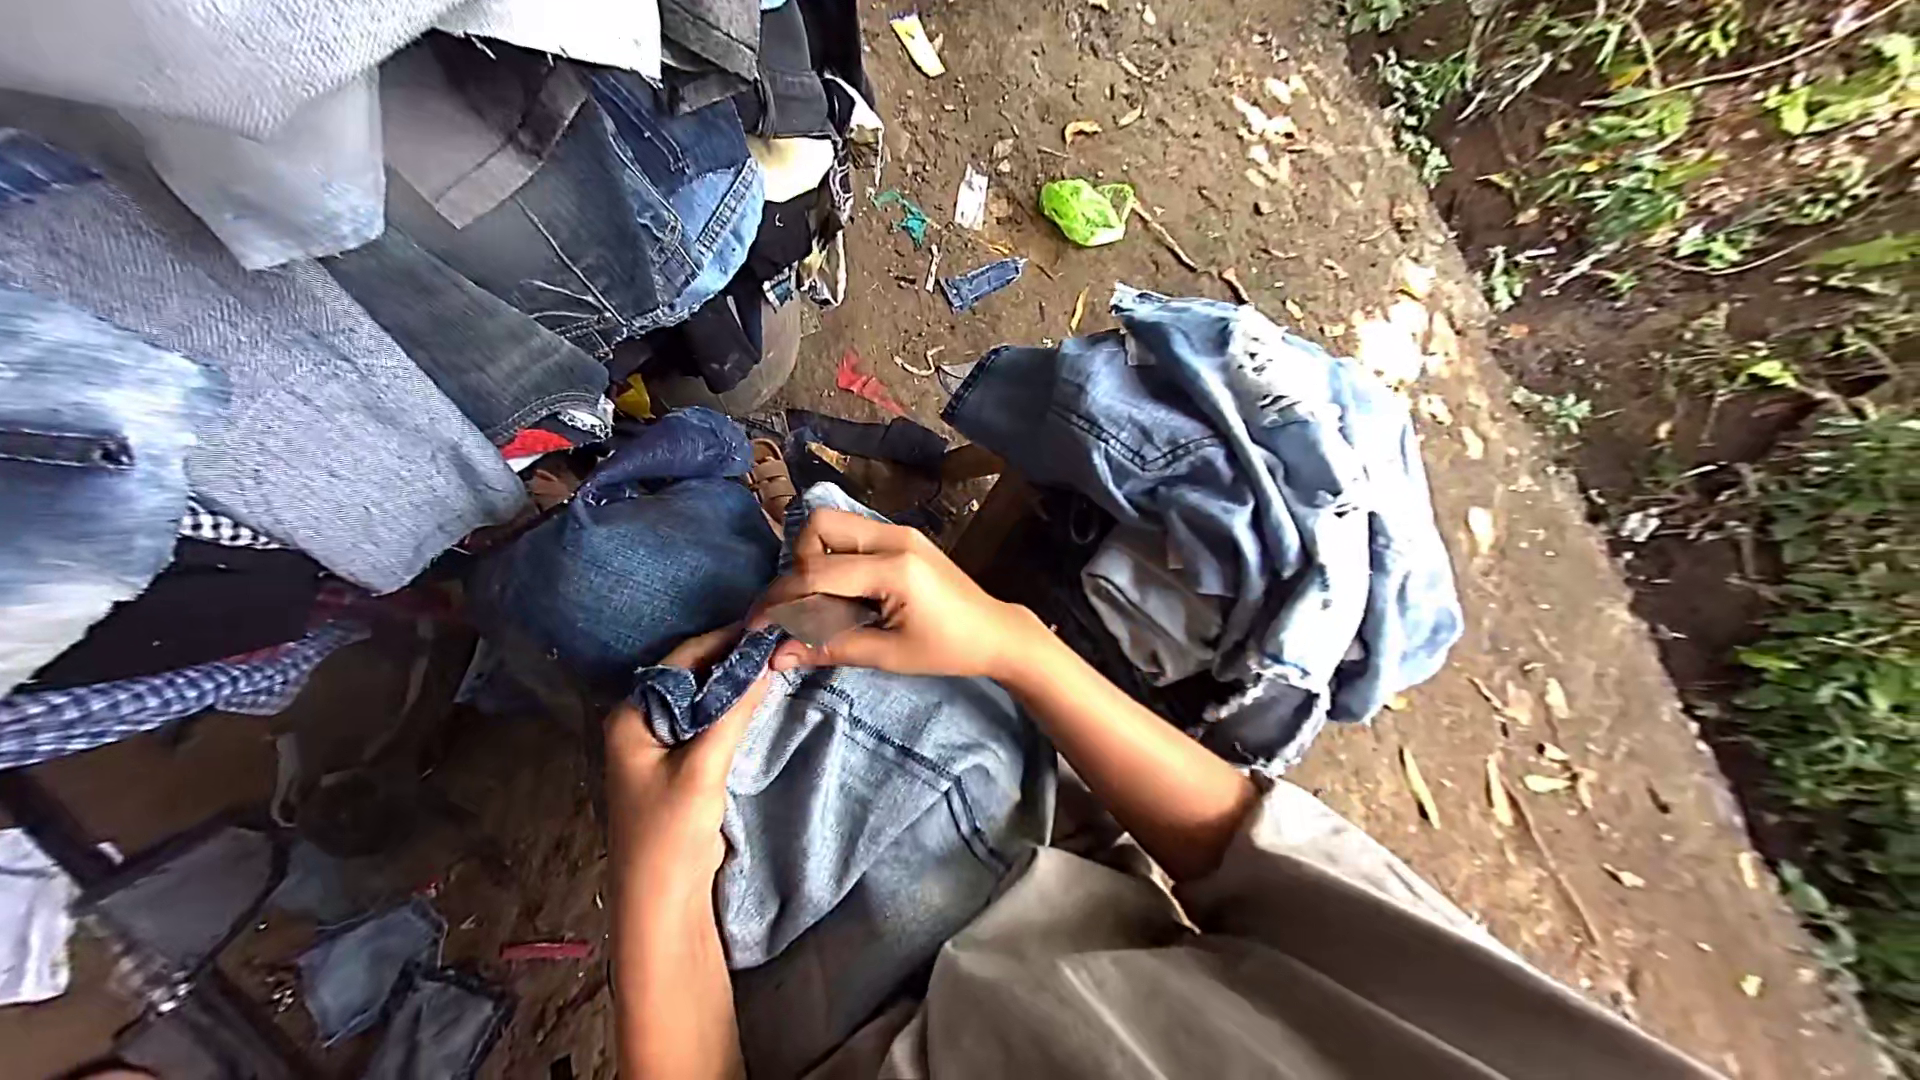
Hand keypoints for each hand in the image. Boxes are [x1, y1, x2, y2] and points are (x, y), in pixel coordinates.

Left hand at [605, 625, 770, 877]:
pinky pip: (707, 719)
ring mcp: (659, 742)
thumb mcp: (704, 766)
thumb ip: (732, 712)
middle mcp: (640, 722)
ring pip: (701, 697)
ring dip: (733, 683)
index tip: (764, 625)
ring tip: (772, 661)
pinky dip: (730, 707)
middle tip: (774, 641)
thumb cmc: (672, 831)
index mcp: (631, 717)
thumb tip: (764, 661)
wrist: (664, 900)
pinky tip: (757, 697)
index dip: (722, 640)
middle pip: (690, 676)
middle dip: (730, 659)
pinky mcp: (678, 760)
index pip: (680, 661)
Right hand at [754, 509, 1047, 680]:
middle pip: (819, 525)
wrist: (995, 631)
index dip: (779, 600)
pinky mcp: (904, 535)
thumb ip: (829, 648)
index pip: (816, 573)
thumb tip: (775, 656)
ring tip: (823, 599)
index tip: (757, 624)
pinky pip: (854, 534)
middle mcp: (894, 537)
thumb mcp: (887, 655)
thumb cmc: (947, 649)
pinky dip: (836, 557)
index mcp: (894, 568)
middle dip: (797, 564)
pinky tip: (846, 590)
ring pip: (834, 523)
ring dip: (815, 557)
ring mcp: (901, 531)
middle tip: (803, 604)